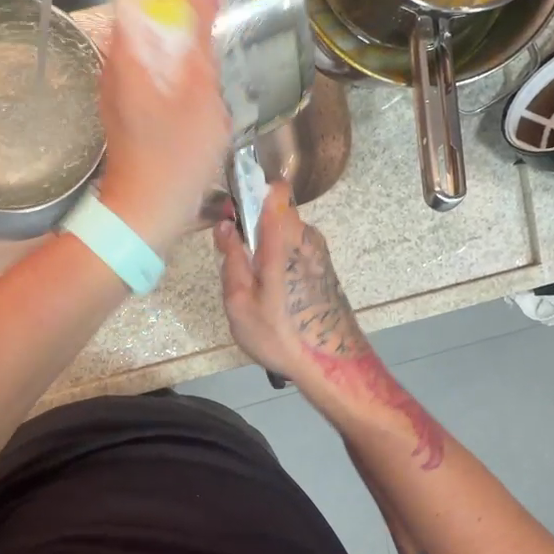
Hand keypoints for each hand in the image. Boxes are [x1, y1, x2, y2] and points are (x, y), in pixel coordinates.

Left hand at [96, 0, 233, 253]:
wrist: (146, 213)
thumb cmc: (176, 156)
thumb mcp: (200, 88)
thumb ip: (199, 31)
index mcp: (126, 52)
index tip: (201, 6)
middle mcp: (112, 67)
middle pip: (147, 25)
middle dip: (182, 30)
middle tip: (212, 51)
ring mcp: (115, 93)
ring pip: (152, 56)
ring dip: (182, 61)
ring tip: (207, 82)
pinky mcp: (123, 116)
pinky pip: (151, 83)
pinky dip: (173, 85)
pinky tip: (194, 108)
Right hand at [215, 182, 370, 390]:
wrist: (330, 363)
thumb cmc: (279, 334)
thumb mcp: (239, 302)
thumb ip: (231, 258)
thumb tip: (224, 226)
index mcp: (283, 239)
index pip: (275, 190)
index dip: (252, 190)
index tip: (233, 210)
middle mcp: (305, 237)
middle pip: (276, 212)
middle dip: (254, 226)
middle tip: (235, 260)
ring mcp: (319, 252)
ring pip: (286, 233)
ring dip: (266, 247)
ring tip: (253, 284)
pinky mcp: (325, 267)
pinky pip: (295, 250)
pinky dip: (280, 260)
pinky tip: (273, 294)